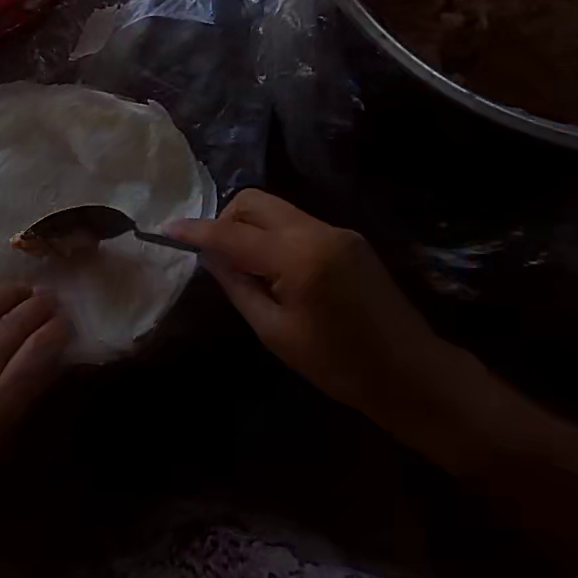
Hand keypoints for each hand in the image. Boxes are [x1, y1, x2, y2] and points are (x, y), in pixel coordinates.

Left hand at [0, 286, 69, 524]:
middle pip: (11, 325)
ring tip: (23, 290)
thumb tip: (50, 351)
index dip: (56, 330)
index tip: (66, 320)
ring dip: (6, 295)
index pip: (37, 352)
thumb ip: (28, 392)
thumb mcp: (7, 438)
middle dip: (37, 307)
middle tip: (51, 298)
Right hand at [167, 189, 506, 465]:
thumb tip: (209, 257)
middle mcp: (318, 232)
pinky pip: (293, 223)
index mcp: (298, 257)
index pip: (231, 234)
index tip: (165, 230)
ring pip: (273, 209)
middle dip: (223, 220)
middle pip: (253, 202)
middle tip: (211, 254)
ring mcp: (337, 232)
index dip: (195, 232)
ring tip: (238, 265)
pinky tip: (267, 267)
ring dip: (246, 227)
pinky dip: (269, 235)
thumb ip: (237, 286)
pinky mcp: (347, 240)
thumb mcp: (274, 330)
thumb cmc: (338, 364)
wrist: (413, 375)